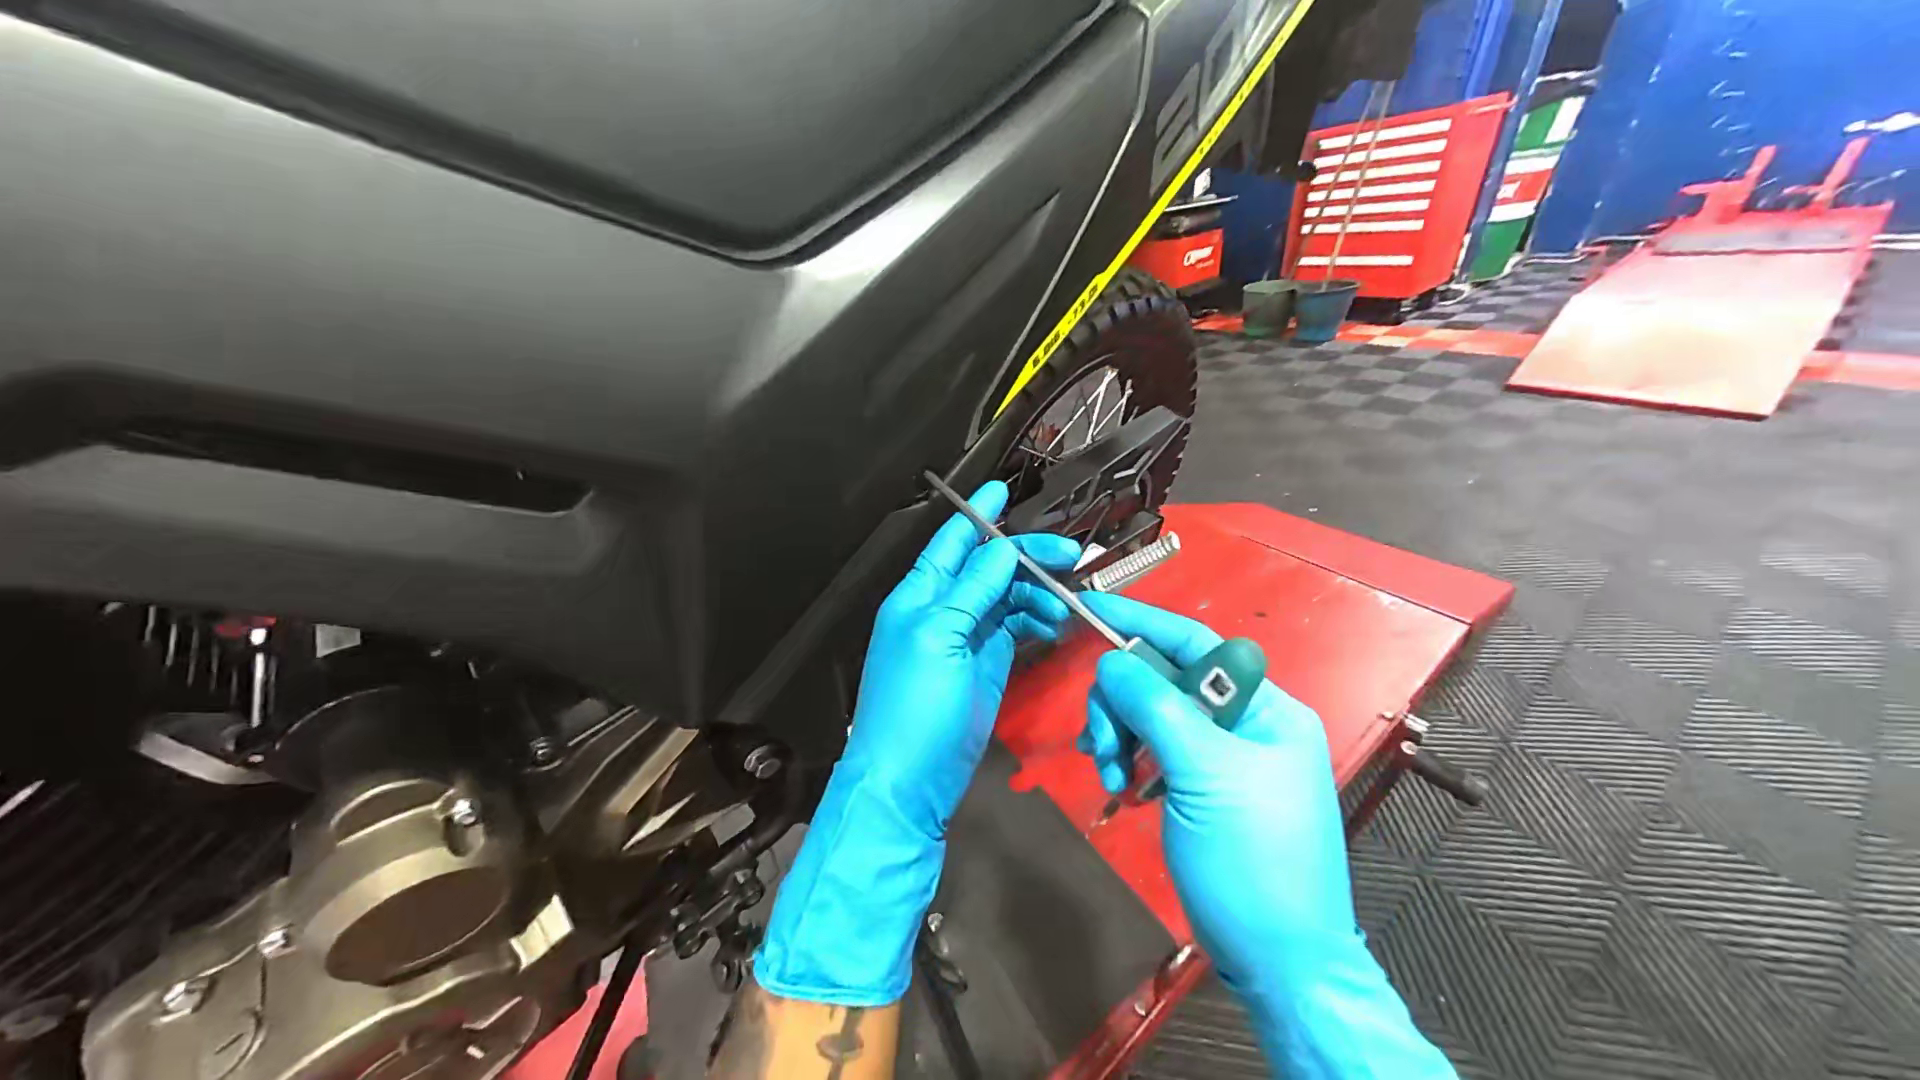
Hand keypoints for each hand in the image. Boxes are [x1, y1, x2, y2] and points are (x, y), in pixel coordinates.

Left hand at [755, 480, 1078, 1006]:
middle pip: (989, 567)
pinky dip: (1037, 620)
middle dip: (1026, 556)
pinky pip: (1015, 628)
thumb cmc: (914, 707)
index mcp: (920, 595)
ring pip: (1007, 596)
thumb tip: (1000, 547)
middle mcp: (943, 609)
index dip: (978, 514)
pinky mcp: (987, 664)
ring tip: (1069, 600)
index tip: (1003, 487)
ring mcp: (967, 637)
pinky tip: (1057, 623)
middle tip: (1071, 554)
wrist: (909, 782)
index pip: (952, 542)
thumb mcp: (940, 638)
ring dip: (1038, 591)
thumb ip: (972, 590)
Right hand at [1080, 593, 1454, 1078]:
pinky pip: (1152, 749)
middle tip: (1100, 743)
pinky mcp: (1199, 784)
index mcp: (1265, 707)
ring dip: (1120, 736)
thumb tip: (1111, 658)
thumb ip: (1156, 707)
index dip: (1139, 622)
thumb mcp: (1203, 774)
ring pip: (1151, 716)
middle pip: (1164, 681)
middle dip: (1122, 704)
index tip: (1088, 607)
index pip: (1195, 644)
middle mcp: (1244, 722)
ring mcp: (1221, 755)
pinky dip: (1129, 760)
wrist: (1278, 963)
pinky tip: (1120, 785)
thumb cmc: (1252, 860)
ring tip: (1110, 775)